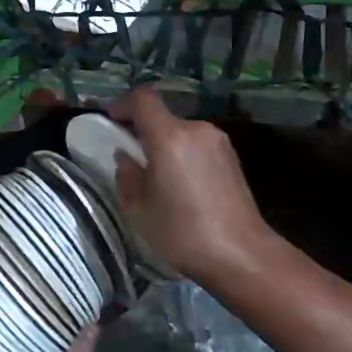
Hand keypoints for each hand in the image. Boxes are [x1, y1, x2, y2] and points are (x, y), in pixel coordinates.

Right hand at [108, 88, 273, 278]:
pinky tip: (184, 187)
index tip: (111, 121)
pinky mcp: (232, 157)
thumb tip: (126, 157)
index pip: (144, 99)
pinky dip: (185, 155)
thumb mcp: (140, 210)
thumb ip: (127, 176)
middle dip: (145, 132)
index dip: (123, 105)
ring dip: (167, 146)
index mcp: (171, 137)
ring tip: (159, 179)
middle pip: (164, 118)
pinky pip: (199, 146)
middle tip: (132, 159)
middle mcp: (197, 130)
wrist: (240, 252)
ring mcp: (219, 142)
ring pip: (183, 133)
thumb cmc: (183, 233)